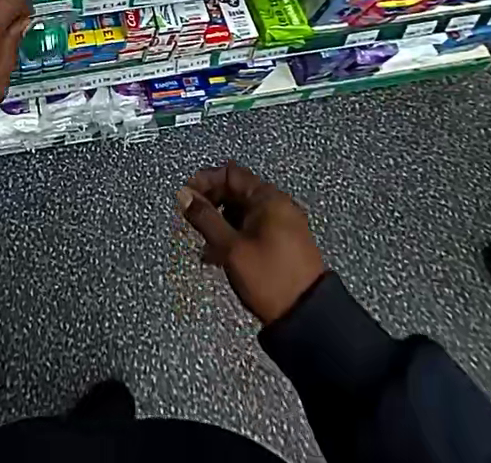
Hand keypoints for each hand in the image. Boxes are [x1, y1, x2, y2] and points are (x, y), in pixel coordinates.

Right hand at [177, 161, 326, 325]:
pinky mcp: (284, 243)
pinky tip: (221, 256)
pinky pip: (252, 228)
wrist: (307, 318)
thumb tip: (184, 195)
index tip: (186, 198)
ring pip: (242, 212)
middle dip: (211, 204)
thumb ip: (205, 218)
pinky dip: (235, 236)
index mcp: (268, 198)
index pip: (230, 173)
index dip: (204, 181)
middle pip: (236, 191)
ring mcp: (283, 224)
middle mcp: (278, 204)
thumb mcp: (231, 247)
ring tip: (206, 247)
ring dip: (221, 223)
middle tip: (193, 222)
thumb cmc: (269, 277)